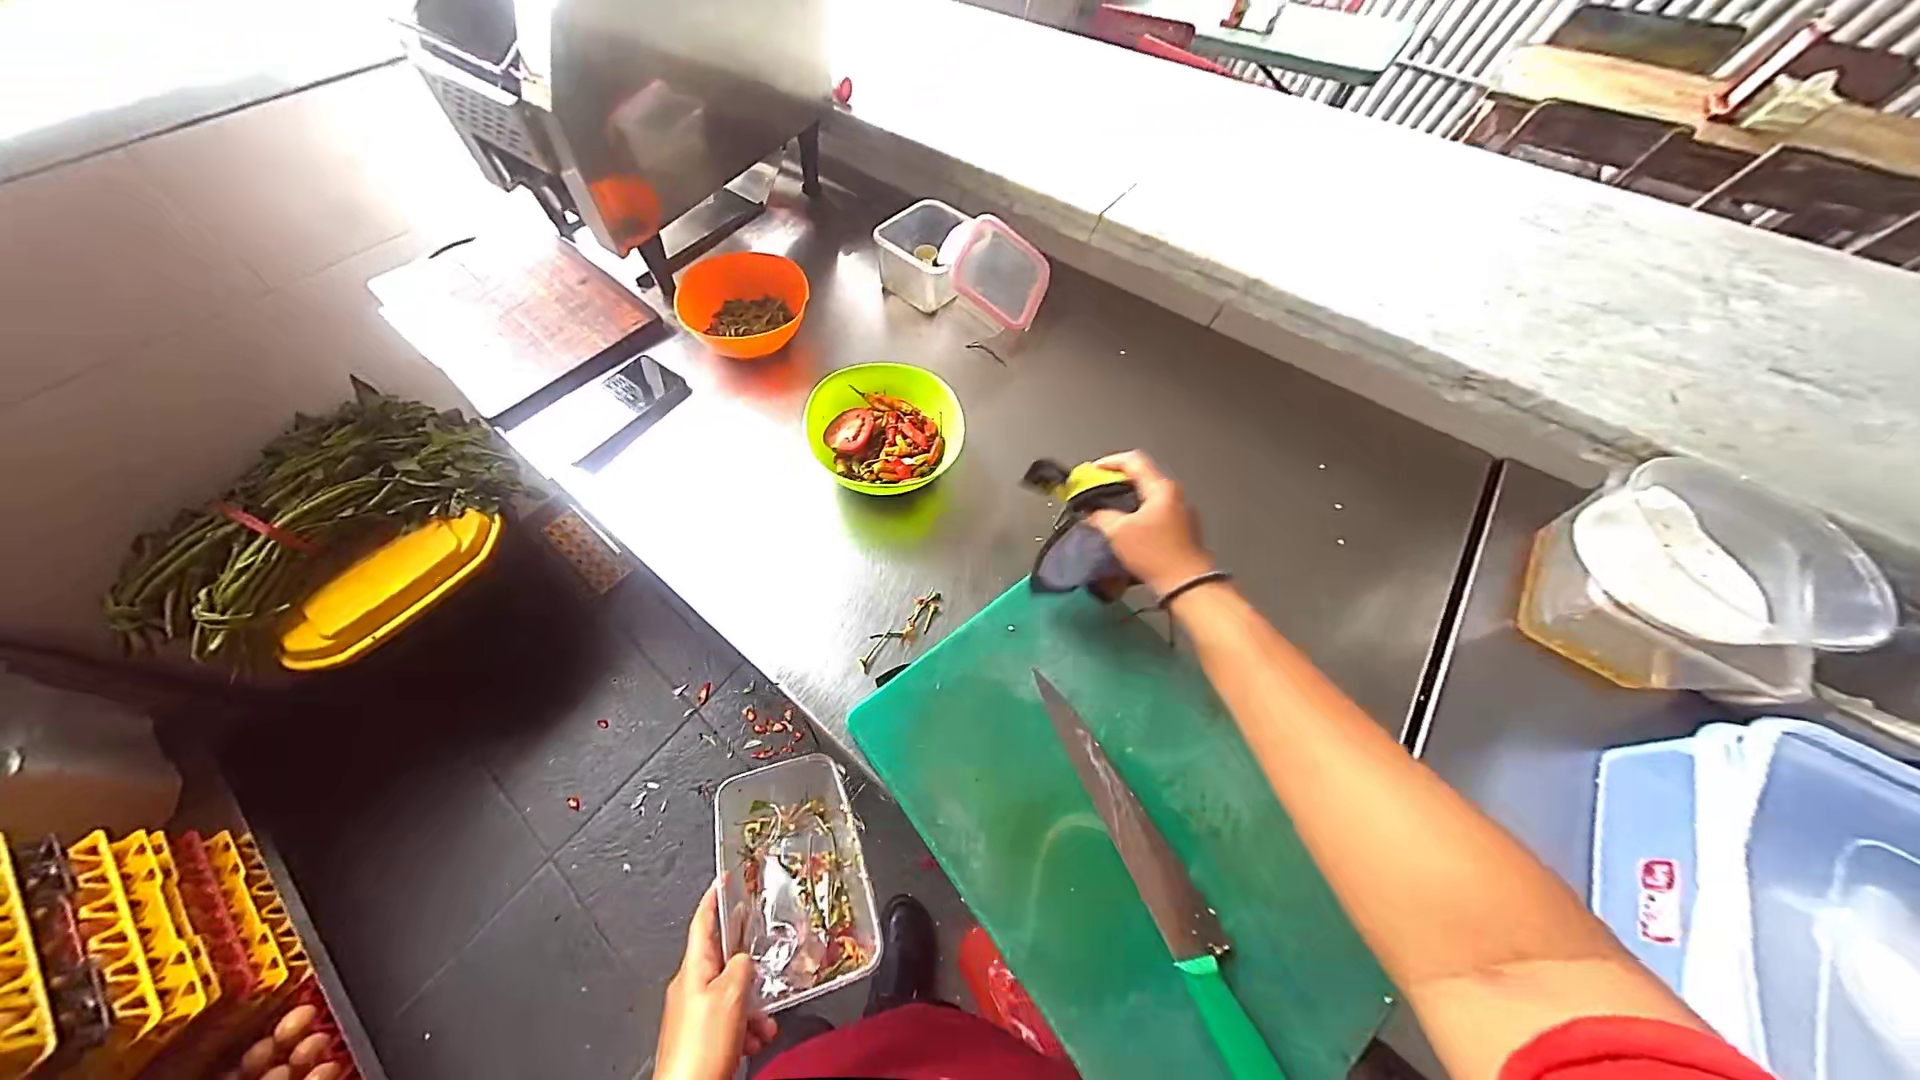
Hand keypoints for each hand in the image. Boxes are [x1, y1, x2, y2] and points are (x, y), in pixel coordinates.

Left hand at [654, 880, 776, 1079]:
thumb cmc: (699, 1048)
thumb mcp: (731, 994)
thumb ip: (743, 966)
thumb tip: (746, 960)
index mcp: (693, 968)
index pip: (702, 920)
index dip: (713, 896)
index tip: (722, 879)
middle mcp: (690, 987)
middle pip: (725, 960)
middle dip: (750, 971)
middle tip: (765, 974)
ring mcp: (694, 1013)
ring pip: (732, 993)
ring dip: (753, 1006)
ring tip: (762, 1023)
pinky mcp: (701, 1037)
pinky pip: (730, 1018)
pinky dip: (747, 1026)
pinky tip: (753, 1039)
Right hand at [1087, 450, 1216, 598]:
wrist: (1186, 583)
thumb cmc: (1153, 553)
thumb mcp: (1118, 532)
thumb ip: (1100, 515)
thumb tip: (1091, 511)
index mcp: (1161, 488)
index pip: (1133, 461)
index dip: (1109, 462)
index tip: (1091, 471)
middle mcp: (1174, 495)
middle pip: (1142, 477)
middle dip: (1116, 481)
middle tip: (1096, 491)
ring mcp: (1181, 511)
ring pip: (1148, 495)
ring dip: (1126, 498)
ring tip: (1107, 509)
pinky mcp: (1182, 528)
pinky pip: (1155, 510)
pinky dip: (1137, 511)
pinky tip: (1125, 526)